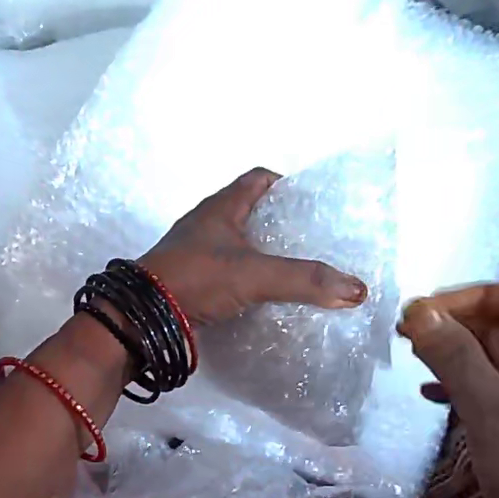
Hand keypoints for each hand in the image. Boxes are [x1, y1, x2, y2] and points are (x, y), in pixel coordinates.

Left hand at [139, 168, 367, 322]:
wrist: (142, 318)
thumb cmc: (194, 279)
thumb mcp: (254, 274)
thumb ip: (303, 280)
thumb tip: (356, 290)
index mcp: (220, 207)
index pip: (258, 179)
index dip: (287, 185)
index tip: (314, 204)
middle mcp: (206, 226)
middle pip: (250, 214)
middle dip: (281, 225)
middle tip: (313, 243)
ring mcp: (195, 256)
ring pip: (238, 247)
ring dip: (264, 256)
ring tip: (296, 272)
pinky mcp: (191, 284)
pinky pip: (226, 275)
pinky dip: (247, 282)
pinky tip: (265, 299)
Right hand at [399, 283, 498, 497]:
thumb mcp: (493, 409)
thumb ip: (454, 357)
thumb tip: (417, 310)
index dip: (474, 296)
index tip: (424, 309)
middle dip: (457, 324)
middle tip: (405, 332)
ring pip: (493, 362)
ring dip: (453, 354)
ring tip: (409, 356)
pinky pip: (487, 394)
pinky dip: (457, 387)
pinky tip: (427, 395)